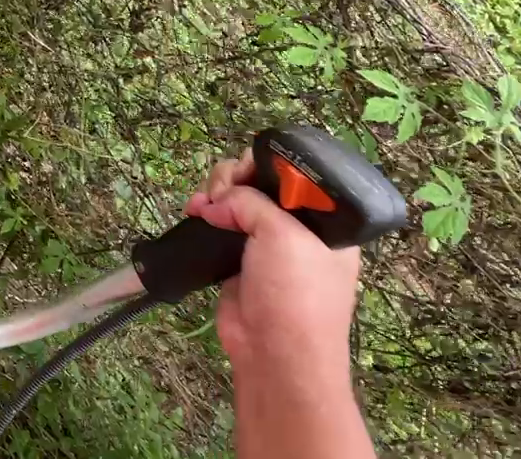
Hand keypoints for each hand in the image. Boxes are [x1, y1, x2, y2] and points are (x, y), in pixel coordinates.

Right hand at [186, 152, 372, 458]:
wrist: (275, 352)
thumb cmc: (294, 293)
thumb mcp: (282, 235)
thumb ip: (250, 202)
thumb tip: (216, 202)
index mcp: (327, 225)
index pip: (294, 177)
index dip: (265, 168)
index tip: (243, 174)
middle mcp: (298, 231)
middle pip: (259, 184)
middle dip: (232, 179)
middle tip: (218, 192)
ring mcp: (267, 245)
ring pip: (235, 199)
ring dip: (213, 194)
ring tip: (199, 205)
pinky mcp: (239, 257)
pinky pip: (220, 221)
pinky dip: (204, 212)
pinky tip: (194, 212)